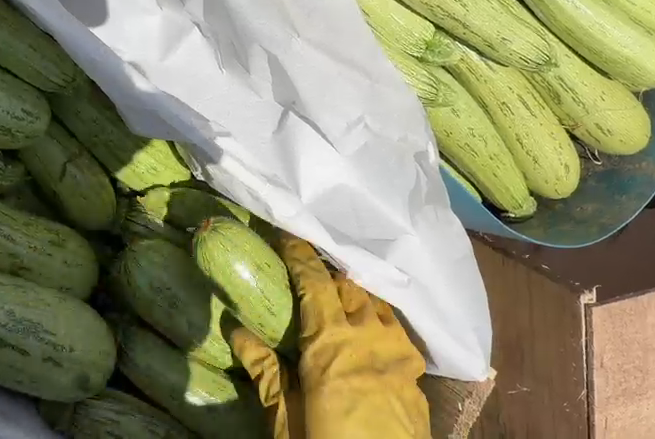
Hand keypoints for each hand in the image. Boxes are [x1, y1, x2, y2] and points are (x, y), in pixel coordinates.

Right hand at [230, 235, 429, 438]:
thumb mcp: (287, 422)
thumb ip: (267, 372)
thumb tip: (237, 329)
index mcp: (330, 344)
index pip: (314, 281)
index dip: (300, 254)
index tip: (287, 235)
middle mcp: (368, 337)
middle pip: (349, 285)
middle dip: (329, 272)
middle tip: (310, 270)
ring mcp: (399, 355)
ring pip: (377, 303)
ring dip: (358, 293)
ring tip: (341, 295)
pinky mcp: (417, 377)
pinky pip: (397, 331)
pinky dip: (380, 320)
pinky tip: (372, 331)